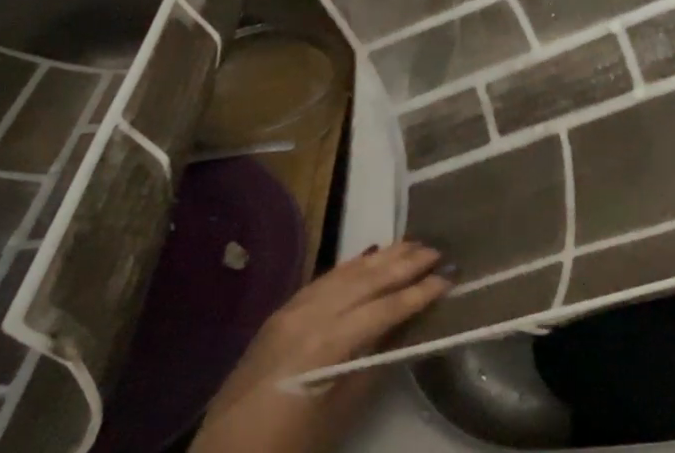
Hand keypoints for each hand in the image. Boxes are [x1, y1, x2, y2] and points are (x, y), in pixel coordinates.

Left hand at [191, 242, 450, 452]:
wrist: (226, 452)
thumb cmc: (290, 441)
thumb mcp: (341, 409)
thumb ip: (373, 364)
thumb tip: (404, 330)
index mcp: (328, 343)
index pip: (385, 308)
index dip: (419, 292)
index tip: (448, 278)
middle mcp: (310, 316)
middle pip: (366, 281)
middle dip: (404, 264)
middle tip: (436, 250)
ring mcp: (292, 311)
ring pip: (344, 274)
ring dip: (380, 258)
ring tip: (410, 244)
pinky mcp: (280, 314)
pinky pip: (322, 280)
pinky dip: (349, 266)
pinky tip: (366, 258)